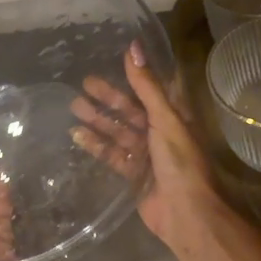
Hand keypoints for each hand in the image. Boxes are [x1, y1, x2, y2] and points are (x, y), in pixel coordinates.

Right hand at [69, 40, 225, 246]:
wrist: (187, 213)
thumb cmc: (180, 161)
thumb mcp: (165, 119)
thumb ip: (146, 86)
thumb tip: (132, 47)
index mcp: (175, 116)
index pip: (151, 88)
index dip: (133, 74)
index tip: (110, 59)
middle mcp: (161, 132)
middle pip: (131, 109)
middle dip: (108, 97)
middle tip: (83, 83)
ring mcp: (147, 154)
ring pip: (119, 131)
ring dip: (98, 119)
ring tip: (73, 106)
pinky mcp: (134, 174)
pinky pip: (112, 154)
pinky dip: (96, 145)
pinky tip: (77, 135)